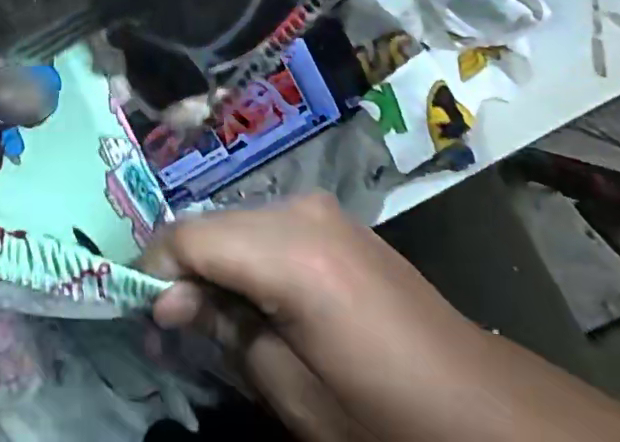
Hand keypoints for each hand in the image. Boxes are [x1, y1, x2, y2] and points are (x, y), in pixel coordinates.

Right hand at [140, 194, 460, 441]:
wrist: (474, 400)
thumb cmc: (381, 412)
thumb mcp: (292, 390)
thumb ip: (224, 329)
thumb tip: (167, 300)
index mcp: (293, 253)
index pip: (191, 237)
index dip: (154, 271)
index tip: (144, 318)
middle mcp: (301, 210)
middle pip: (209, 223)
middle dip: (179, 269)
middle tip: (168, 327)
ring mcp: (319, 207)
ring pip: (234, 221)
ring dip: (210, 260)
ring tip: (206, 316)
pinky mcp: (330, 217)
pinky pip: (264, 225)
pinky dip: (241, 253)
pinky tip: (246, 296)